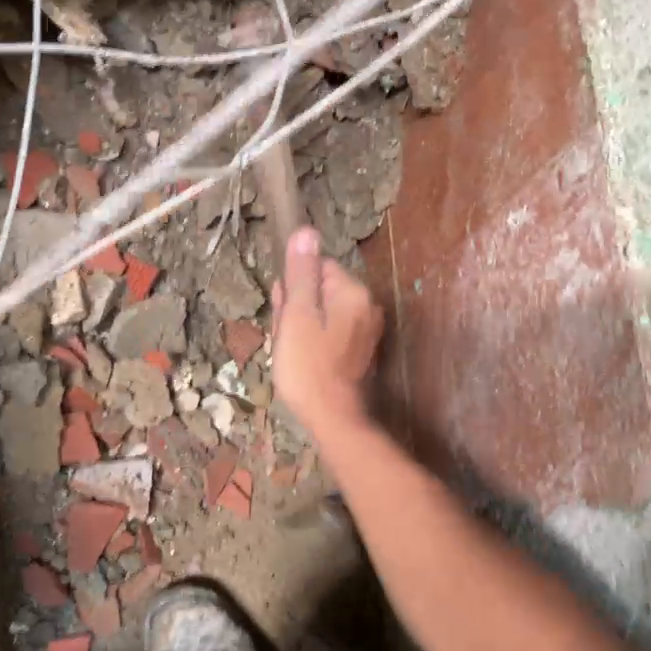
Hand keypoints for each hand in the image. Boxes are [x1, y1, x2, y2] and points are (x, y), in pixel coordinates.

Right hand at [270, 227, 384, 439]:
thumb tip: (305, 231)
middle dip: (298, 308)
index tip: (284, 311)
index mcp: (353, 293)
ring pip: (323, 314)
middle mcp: (367, 307)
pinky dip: (313, 342)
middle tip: (286, 336)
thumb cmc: (308, 366)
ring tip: (291, 351)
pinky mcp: (359, 352)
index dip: (293, 287)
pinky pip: (330, 334)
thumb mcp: (297, 315)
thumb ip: (300, 273)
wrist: (331, 418)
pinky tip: (302, 360)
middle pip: (321, 290)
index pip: (318, 268)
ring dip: (302, 326)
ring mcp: (366, 331)